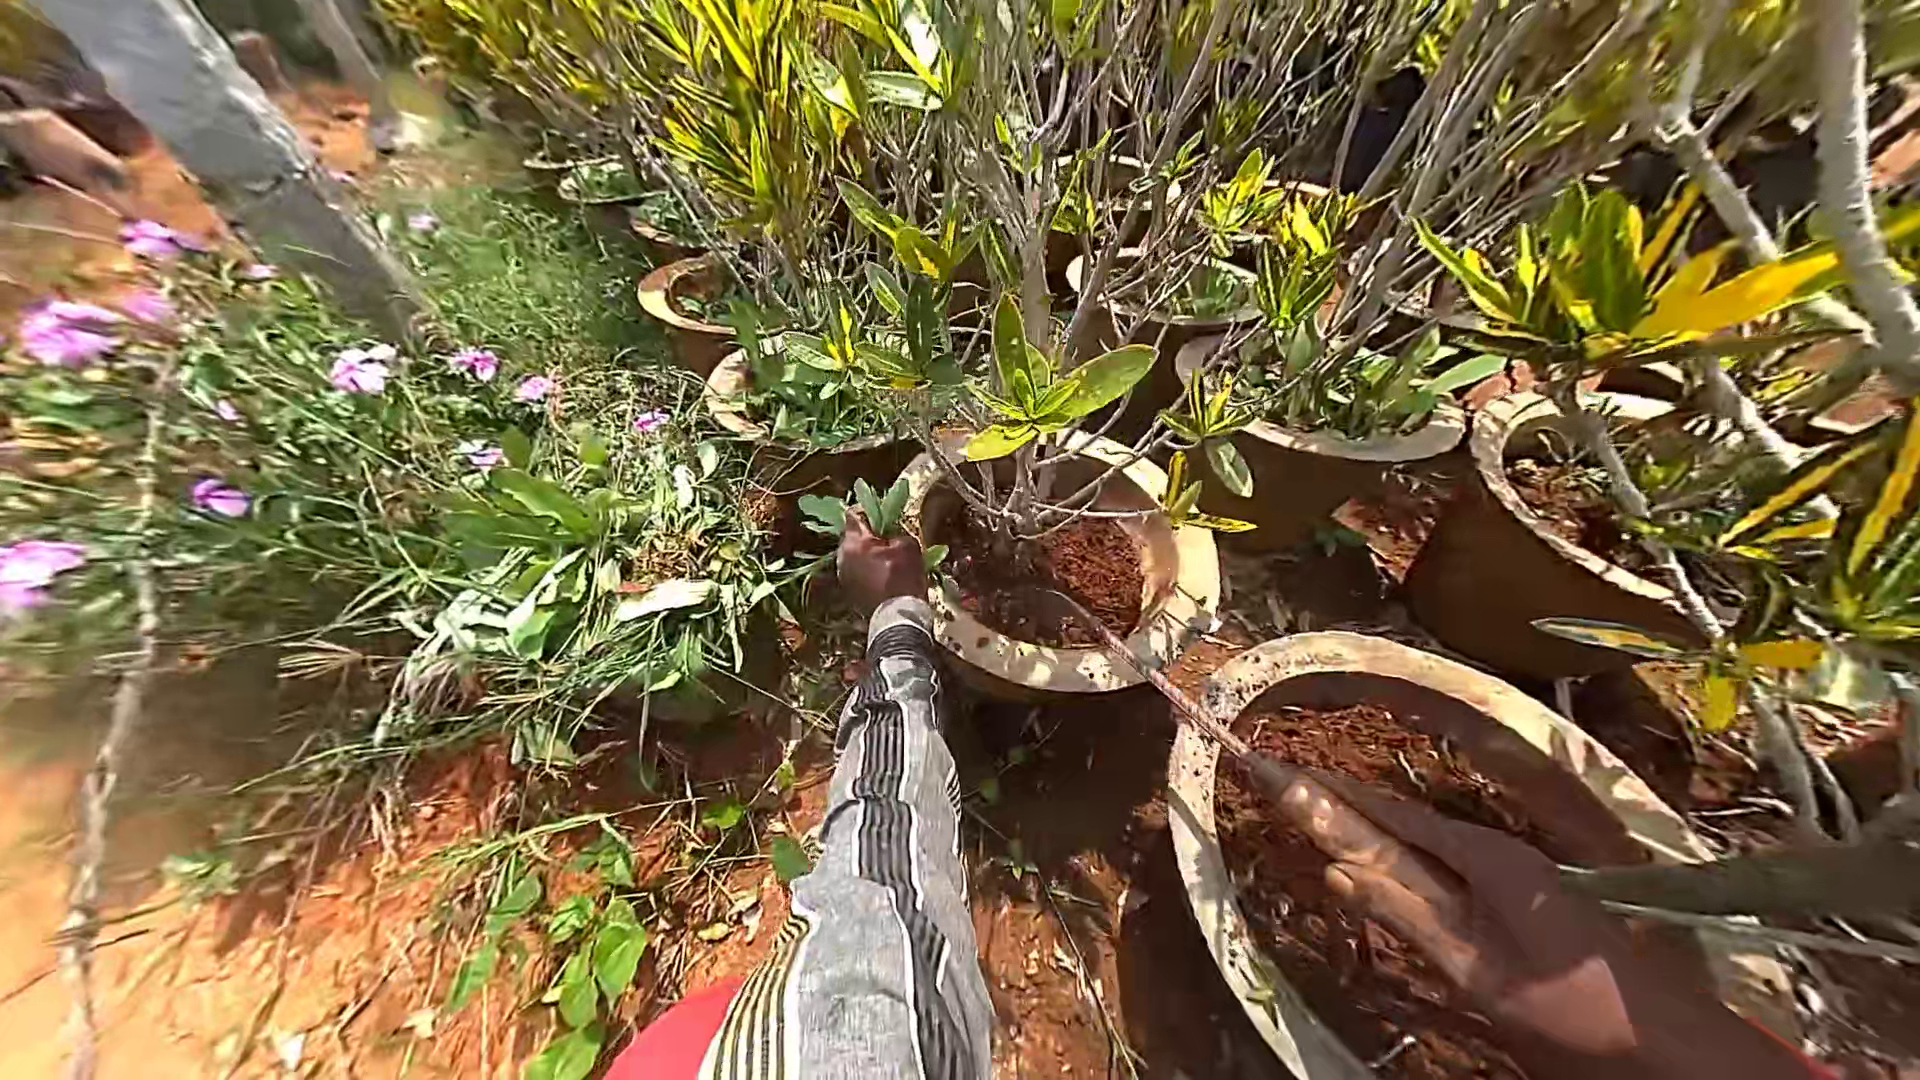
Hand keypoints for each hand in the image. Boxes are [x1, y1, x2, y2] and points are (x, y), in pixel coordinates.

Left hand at [837, 508, 926, 618]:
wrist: (899, 616)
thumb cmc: (903, 578)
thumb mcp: (908, 545)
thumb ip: (896, 532)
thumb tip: (890, 533)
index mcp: (853, 542)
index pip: (855, 514)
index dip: (870, 511)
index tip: (884, 515)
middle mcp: (842, 557)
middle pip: (853, 536)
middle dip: (870, 535)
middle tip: (889, 538)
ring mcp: (843, 575)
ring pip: (855, 555)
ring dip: (868, 554)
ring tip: (888, 558)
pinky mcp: (849, 590)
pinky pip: (857, 571)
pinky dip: (867, 569)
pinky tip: (883, 575)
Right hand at [1273, 771, 1816, 1079]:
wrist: (1682, 1055)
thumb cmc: (1576, 1012)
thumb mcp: (1479, 972)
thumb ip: (1404, 915)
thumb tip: (1332, 870)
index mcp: (1481, 854)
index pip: (1390, 811)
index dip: (1335, 790)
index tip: (1288, 770)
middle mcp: (1492, 848)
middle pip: (1402, 817)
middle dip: (1348, 800)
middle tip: (1295, 786)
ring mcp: (1509, 868)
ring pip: (1423, 836)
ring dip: (1373, 822)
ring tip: (1326, 811)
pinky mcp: (1519, 890)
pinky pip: (1443, 856)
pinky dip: (1402, 847)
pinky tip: (1386, 853)